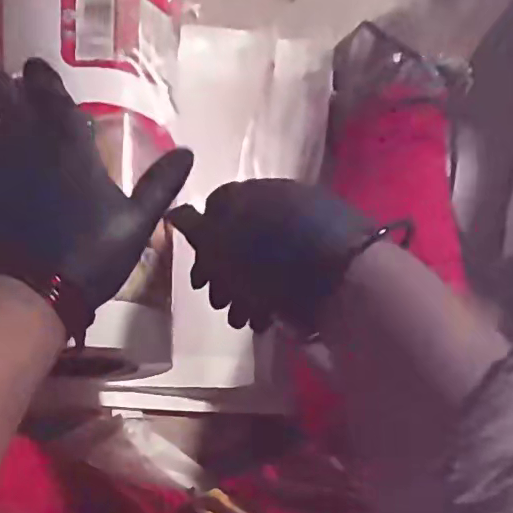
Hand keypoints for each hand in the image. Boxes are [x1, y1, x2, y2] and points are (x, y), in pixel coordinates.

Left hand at [0, 59, 194, 315]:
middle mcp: (27, 152)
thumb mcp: (137, 221)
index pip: (50, 97)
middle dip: (2, 90)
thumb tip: (188, 152)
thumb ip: (159, 186)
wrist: (43, 291)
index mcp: (67, 148)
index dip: (41, 76)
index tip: (32, 63)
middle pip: (8, 108)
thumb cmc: (94, 253)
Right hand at [165, 179, 379, 332]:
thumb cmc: (268, 256)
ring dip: (243, 295)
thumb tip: (174, 213)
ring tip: (239, 317)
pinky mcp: (319, 268)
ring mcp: (302, 239)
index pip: (217, 210)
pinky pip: (284, 283)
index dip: (202, 244)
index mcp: (255, 193)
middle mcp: (278, 209)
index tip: (197, 277)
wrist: (339, 280)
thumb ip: (194, 227)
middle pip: (239, 241)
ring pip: (260, 267)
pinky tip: (263, 319)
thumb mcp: (219, 239)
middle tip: (216, 301)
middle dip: (223, 276)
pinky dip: (268, 302)